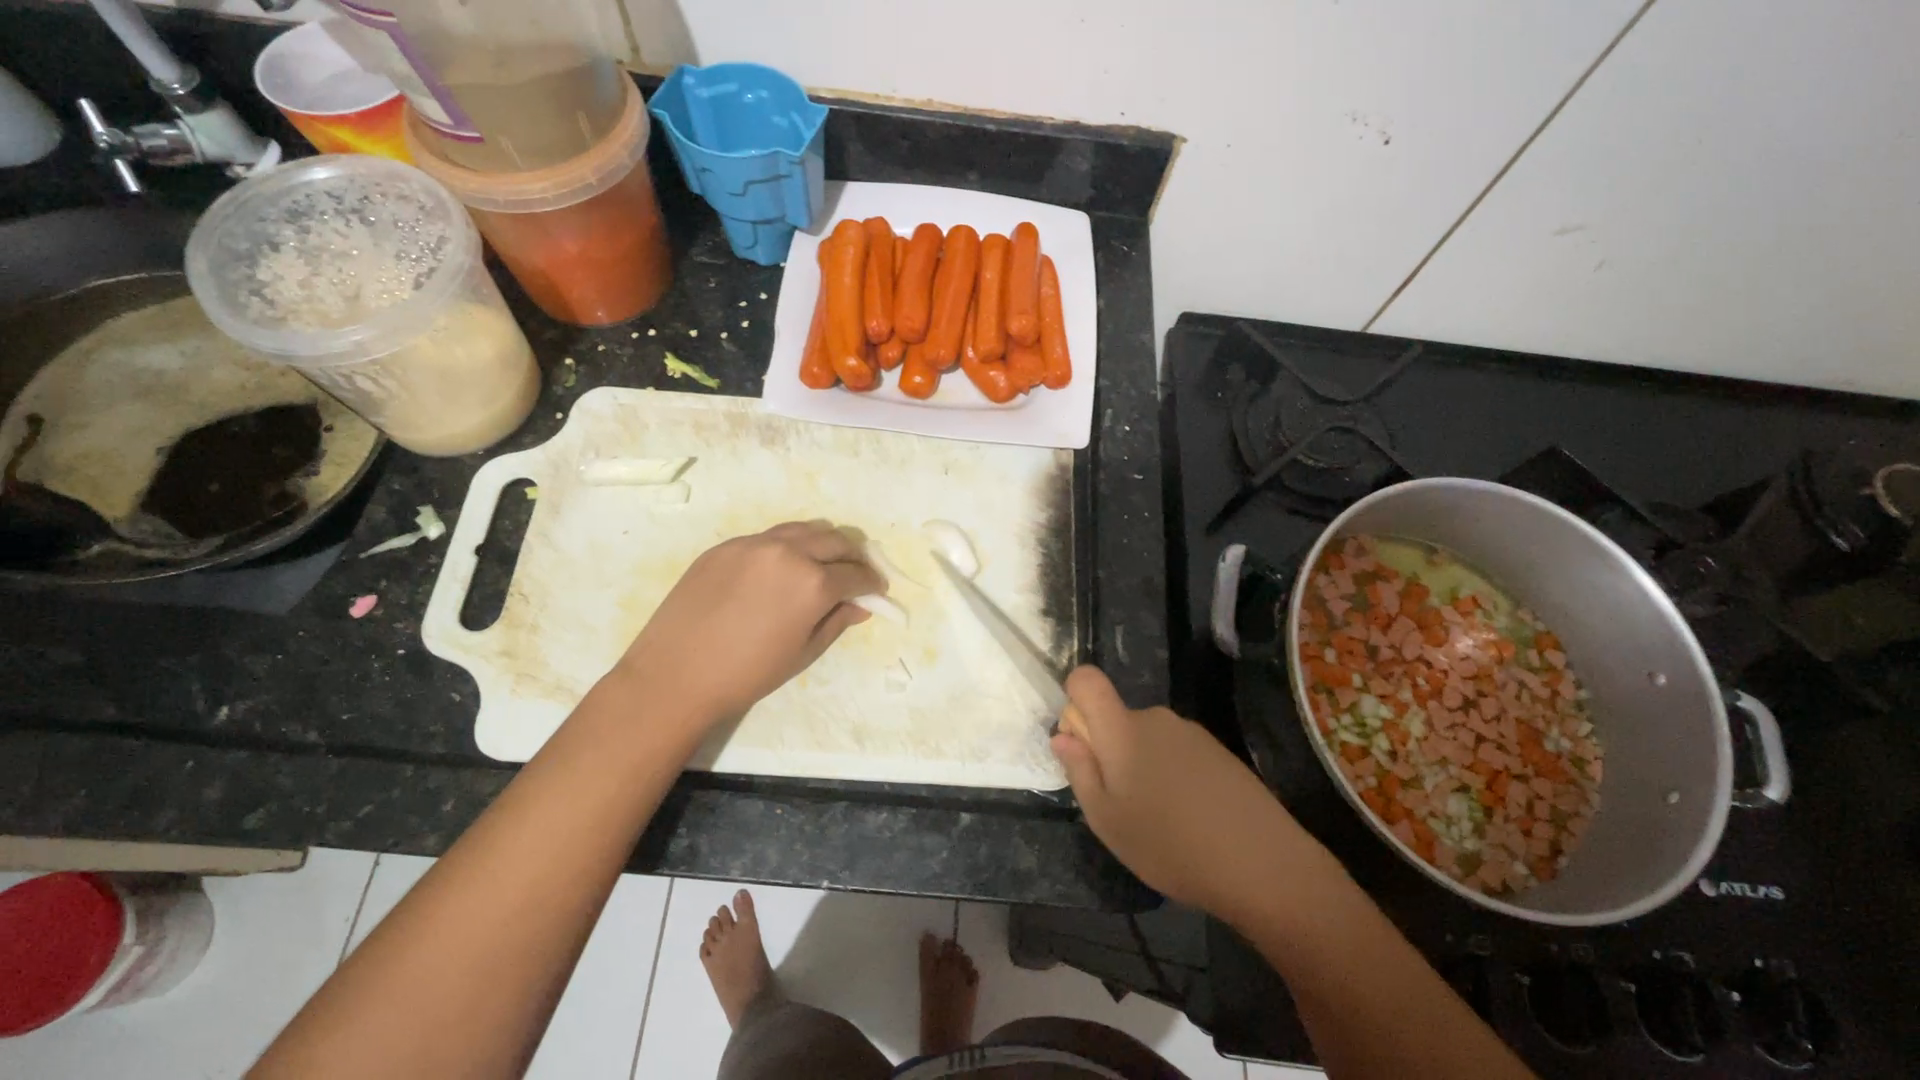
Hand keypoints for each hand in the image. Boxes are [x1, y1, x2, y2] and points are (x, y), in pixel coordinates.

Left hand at [615, 521, 884, 728]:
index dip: (871, 583)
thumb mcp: (802, 652)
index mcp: (813, 583)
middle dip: (853, 556)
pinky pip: (769, 536)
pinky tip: (784, 566)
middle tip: (857, 572)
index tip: (876, 589)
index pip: (855, 574)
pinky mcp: (726, 546)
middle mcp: (788, 552)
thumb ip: (835, 622)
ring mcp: (754, 544)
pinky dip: (788, 544)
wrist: (676, 673)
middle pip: (834, 541)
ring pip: (802, 529)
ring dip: (822, 542)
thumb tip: (860, 606)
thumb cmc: (747, 674)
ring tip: (825, 561)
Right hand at [1052, 666, 1328, 922]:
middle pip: (1116, 718)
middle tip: (1121, 806)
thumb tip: (1062, 736)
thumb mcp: (1107, 821)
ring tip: (1159, 820)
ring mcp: (1191, 733)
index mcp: (1123, 730)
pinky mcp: (1218, 751)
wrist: (1262, 864)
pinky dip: (1172, 775)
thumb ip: (1080, 772)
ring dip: (1142, 767)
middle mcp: (1156, 719)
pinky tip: (1190, 818)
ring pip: (1147, 738)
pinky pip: (1176, 751)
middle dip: (1108, 751)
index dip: (1074, 701)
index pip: (1087, 680)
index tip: (1082, 747)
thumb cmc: (1169, 846)